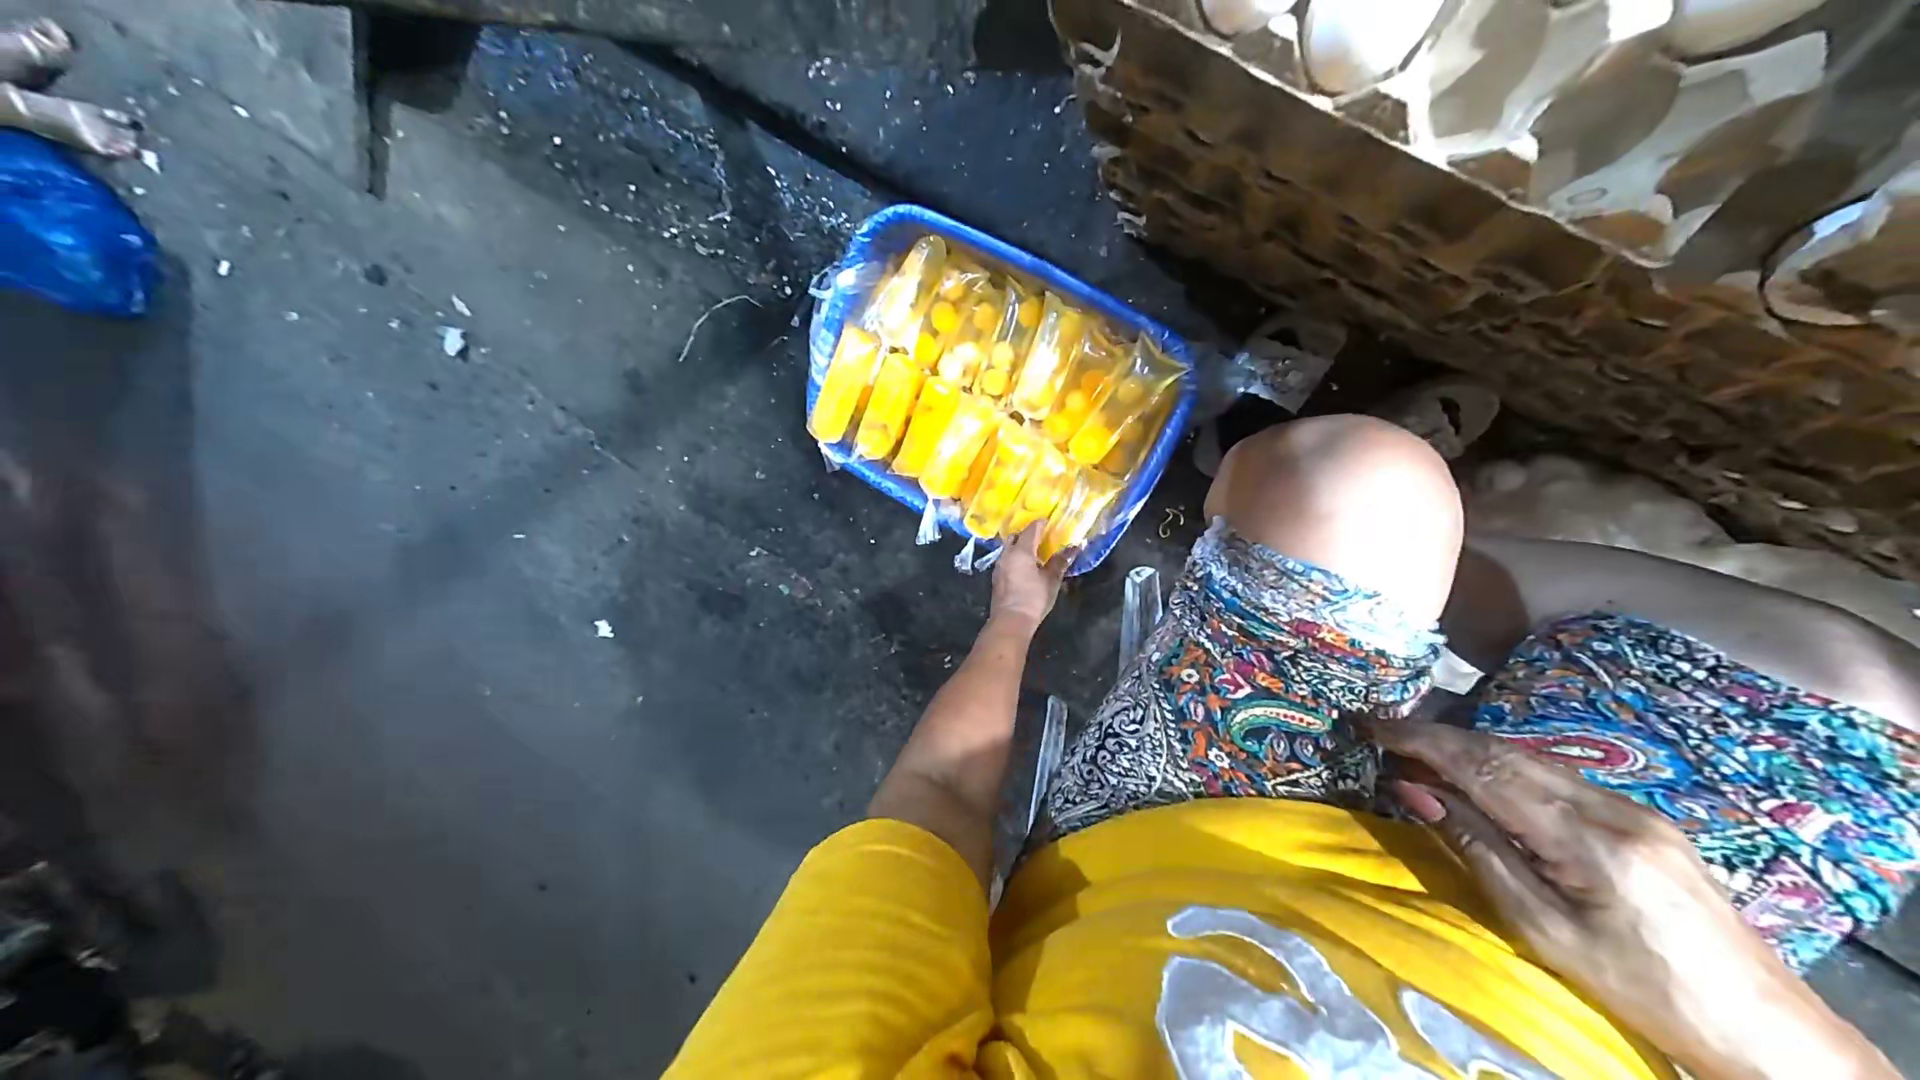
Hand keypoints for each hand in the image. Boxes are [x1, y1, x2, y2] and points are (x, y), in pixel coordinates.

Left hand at [990, 524, 1069, 630]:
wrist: (1011, 620)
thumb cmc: (1033, 598)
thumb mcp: (1051, 579)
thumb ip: (1061, 561)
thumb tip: (1076, 546)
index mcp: (1020, 551)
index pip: (1031, 529)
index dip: (1041, 523)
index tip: (1050, 521)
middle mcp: (1006, 554)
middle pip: (1016, 536)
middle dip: (1028, 534)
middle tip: (1042, 536)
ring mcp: (999, 566)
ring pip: (1009, 548)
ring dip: (1020, 546)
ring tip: (1035, 552)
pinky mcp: (997, 578)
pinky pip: (1006, 560)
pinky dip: (1015, 558)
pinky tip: (1025, 567)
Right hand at [1371, 718, 1896, 1079]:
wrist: (1767, 1030)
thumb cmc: (1640, 990)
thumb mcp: (1541, 929)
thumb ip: (1476, 849)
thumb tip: (1413, 790)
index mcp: (1588, 839)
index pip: (1483, 767)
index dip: (1419, 741)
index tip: (1368, 726)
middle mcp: (1612, 807)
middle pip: (1502, 752)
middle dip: (1434, 736)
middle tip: (1378, 732)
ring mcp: (1632, 808)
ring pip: (1526, 758)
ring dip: (1463, 748)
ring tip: (1412, 751)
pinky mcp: (1640, 818)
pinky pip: (1551, 775)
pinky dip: (1498, 767)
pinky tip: (1474, 775)